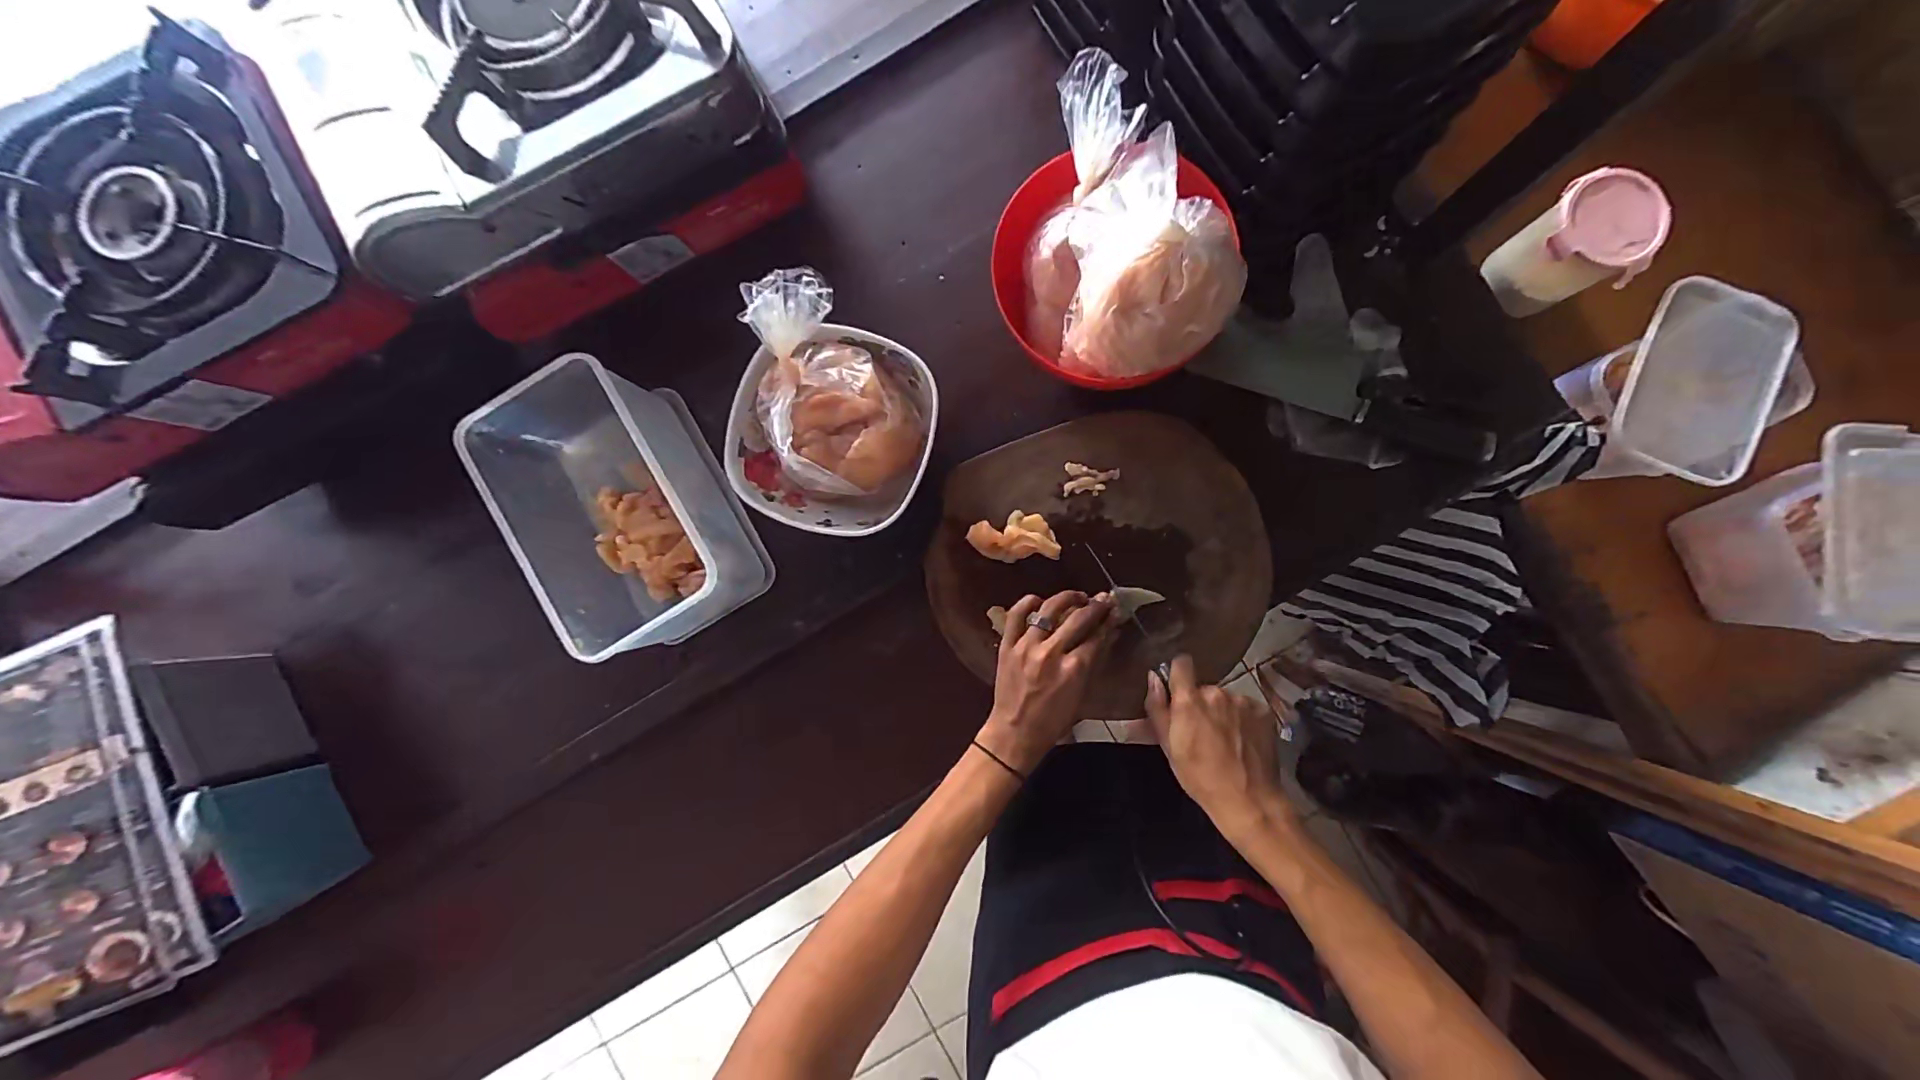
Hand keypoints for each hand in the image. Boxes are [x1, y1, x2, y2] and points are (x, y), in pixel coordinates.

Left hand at [977, 591, 1120, 773]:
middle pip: (1078, 618)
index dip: (1108, 620)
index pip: (1096, 636)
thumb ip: (1094, 662)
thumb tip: (1107, 634)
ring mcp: (1026, 647)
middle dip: (1095, 606)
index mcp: (1074, 669)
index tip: (1114, 611)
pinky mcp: (1007, 646)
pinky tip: (1038, 600)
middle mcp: (1051, 653)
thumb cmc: (1053, 721)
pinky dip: (1027, 603)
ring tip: (1076, 597)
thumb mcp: (1082, 695)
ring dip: (1066, 598)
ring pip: (1048, 609)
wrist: (1015, 732)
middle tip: (1102, 600)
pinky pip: (1016, 615)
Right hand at [1144, 655, 1294, 841]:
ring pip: (1225, 700)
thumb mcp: (1169, 747)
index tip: (1177, 689)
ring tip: (1225, 741)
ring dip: (1222, 712)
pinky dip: (1243, 720)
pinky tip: (1243, 742)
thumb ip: (1158, 708)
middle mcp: (1217, 693)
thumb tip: (1153, 677)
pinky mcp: (1264, 712)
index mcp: (1190, 700)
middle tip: (1201, 731)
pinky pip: (1246, 708)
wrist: (1249, 800)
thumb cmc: (1200, 777)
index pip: (1181, 664)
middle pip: (1204, 688)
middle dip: (1200, 704)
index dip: (1177, 674)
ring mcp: (1243, 701)